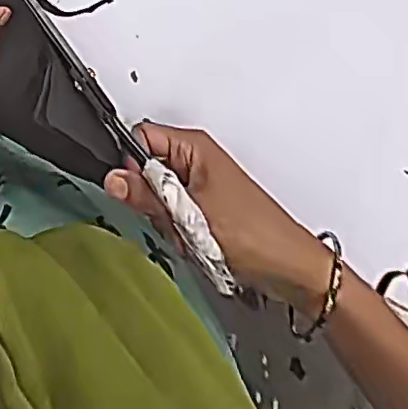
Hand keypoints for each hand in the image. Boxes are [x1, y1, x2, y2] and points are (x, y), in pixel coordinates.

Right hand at [106, 123, 335, 307]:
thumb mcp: (192, 216)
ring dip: (167, 220)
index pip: (140, 137)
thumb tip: (114, 179)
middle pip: (146, 168)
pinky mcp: (204, 205)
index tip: (139, 192)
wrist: (293, 270)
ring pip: (159, 193)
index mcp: (193, 145)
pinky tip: (196, 243)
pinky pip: (174, 211)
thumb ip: (148, 196)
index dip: (132, 165)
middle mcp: (196, 158)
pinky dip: (179, 230)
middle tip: (172, 217)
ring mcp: (201, 182)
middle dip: (152, 199)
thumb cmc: (258, 236)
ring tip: (190, 234)